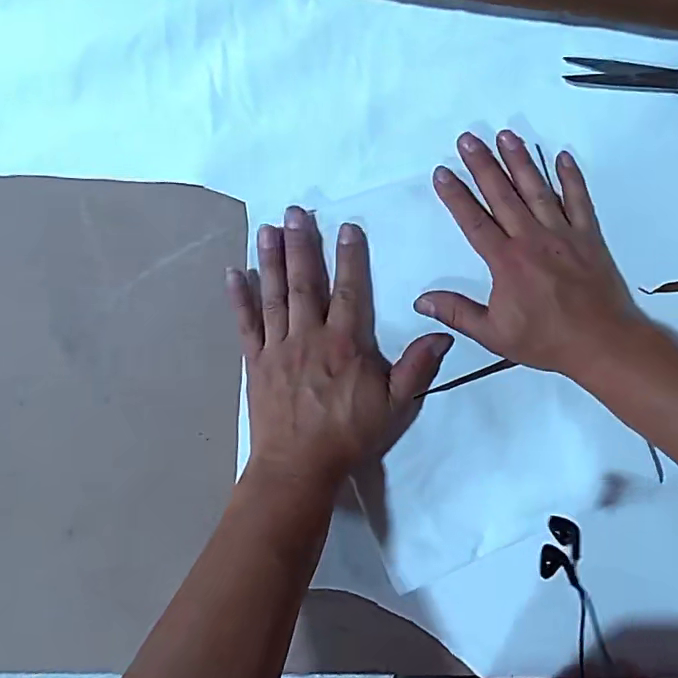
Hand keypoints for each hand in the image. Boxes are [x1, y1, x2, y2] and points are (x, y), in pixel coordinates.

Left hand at [229, 206, 453, 488]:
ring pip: (274, 295)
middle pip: (305, 282)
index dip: (350, 257)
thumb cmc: (350, 434)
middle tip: (294, 211)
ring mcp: (278, 347)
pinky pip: (246, 324)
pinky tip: (233, 272)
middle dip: (301, 244)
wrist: (299, 466)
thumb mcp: (395, 404)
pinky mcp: (256, 362)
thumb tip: (444, 333)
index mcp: (345, 343)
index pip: (350, 290)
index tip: (346, 226)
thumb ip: (417, 367)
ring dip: (270, 259)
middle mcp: (309, 335)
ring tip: (267, 228)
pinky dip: (239, 298)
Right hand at [416, 131, 648, 377]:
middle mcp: (533, 240)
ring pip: (537, 190)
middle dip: (483, 165)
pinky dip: (571, 178)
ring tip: (506, 136)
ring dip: (520, 161)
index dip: (456, 196)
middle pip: (502, 195)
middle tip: (469, 139)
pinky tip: (562, 157)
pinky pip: (579, 200)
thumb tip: (423, 301)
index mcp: (507, 262)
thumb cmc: (549, 340)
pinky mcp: (589, 237)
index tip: (443, 173)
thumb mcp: (495, 334)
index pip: (475, 221)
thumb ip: (458, 313)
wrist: (604, 343)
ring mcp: (563, 234)